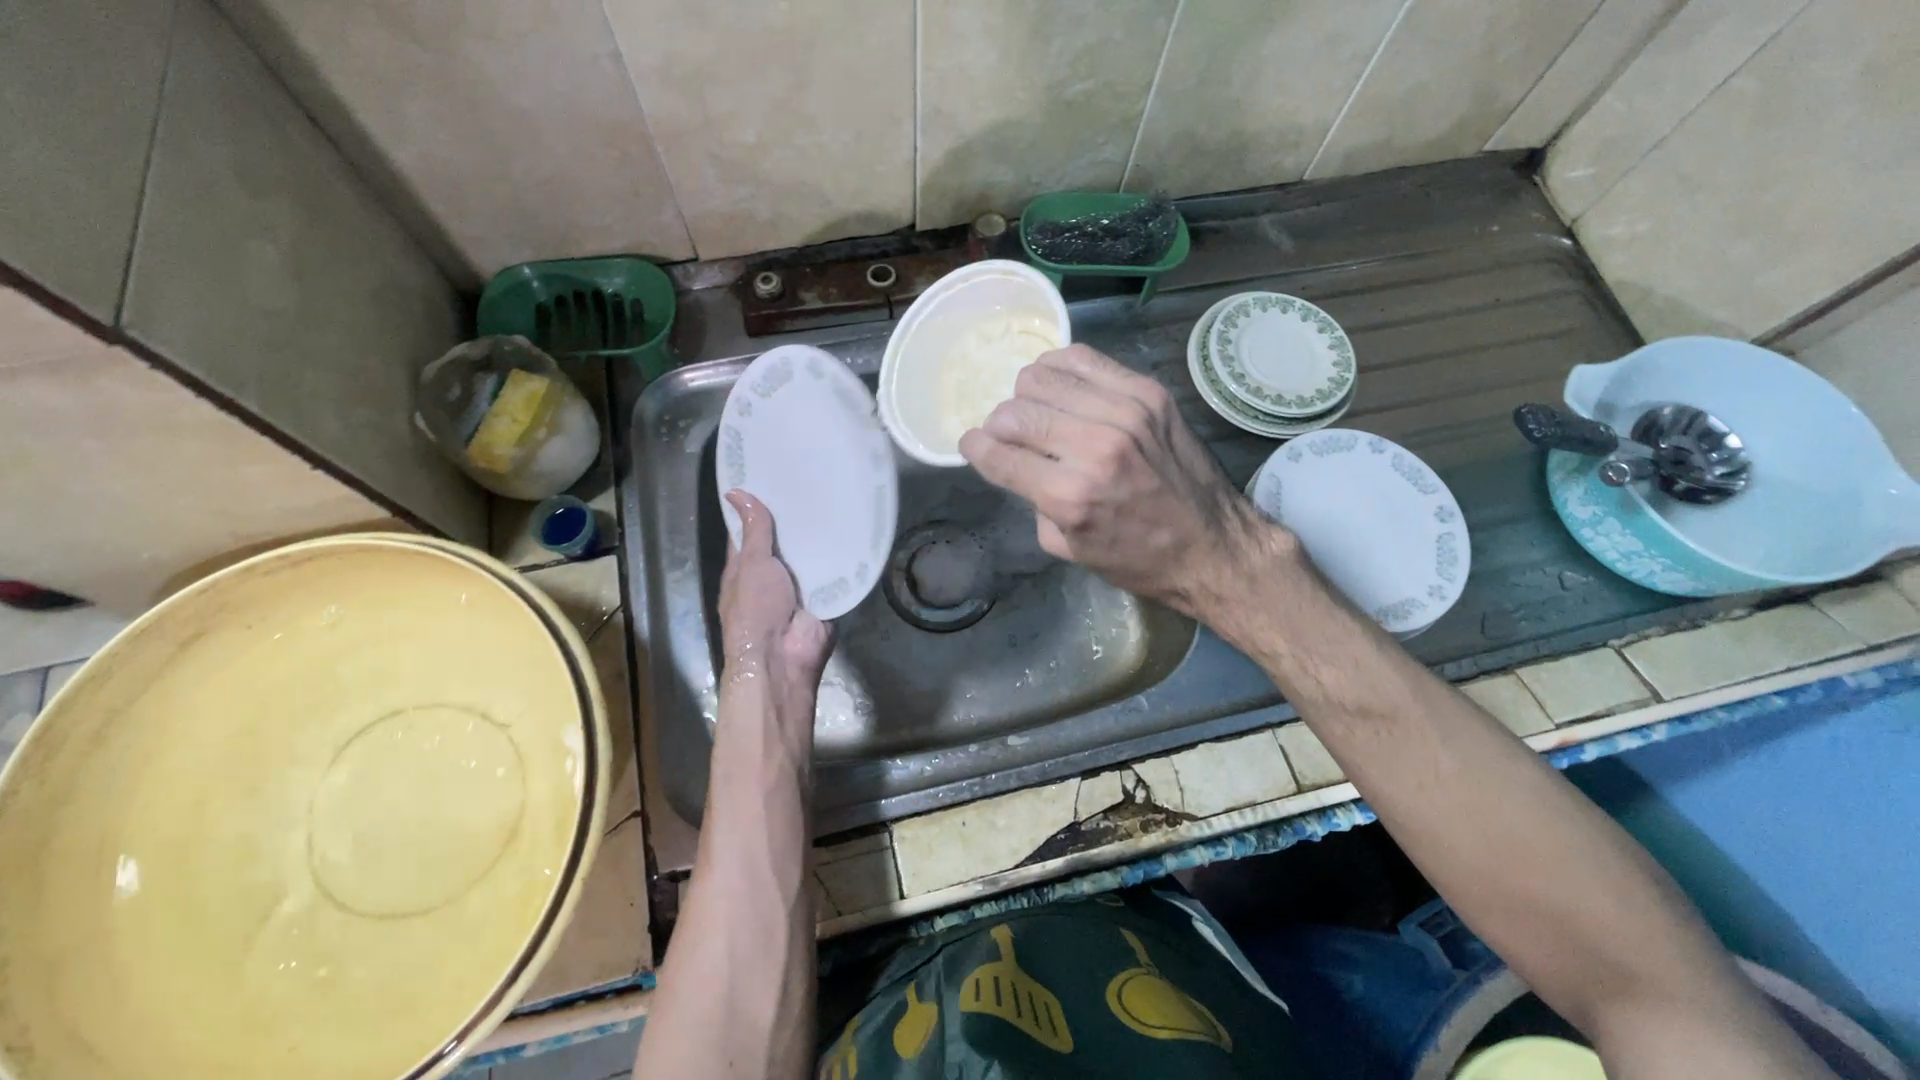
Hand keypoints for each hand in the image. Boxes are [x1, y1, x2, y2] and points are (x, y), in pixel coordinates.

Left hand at [719, 491, 831, 717]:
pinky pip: (832, 572)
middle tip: (815, 480)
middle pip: (783, 541)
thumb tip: (736, 492)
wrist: (783, 656)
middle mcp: (770, 576)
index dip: (758, 506)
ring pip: (810, 555)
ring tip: (838, 497)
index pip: (750, 530)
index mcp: (744, 567)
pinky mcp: (823, 597)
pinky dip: (841, 557)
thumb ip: (752, 529)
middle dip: (795, 519)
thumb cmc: (755, 609)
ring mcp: (798, 587)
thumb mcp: (750, 564)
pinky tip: (854, 529)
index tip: (773, 477)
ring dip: (820, 536)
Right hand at [958, 344, 1291, 621]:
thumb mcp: (1068, 547)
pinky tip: (1062, 387)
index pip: (998, 453)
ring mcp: (1125, 413)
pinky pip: (1084, 358)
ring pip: (1043, 376)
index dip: (975, 447)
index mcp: (1070, 496)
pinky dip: (1061, 369)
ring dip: (1028, 395)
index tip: (972, 445)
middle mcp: (1094, 447)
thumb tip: (1014, 462)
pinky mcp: (1148, 393)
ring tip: (1039, 412)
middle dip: (999, 425)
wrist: (1212, 546)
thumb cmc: (1137, 559)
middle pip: (1014, 410)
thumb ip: (1033, 500)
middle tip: (1008, 436)